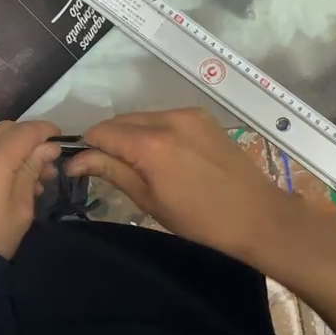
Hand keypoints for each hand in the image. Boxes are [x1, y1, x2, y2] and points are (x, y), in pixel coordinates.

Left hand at [0, 119, 60, 259]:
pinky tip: (5, 174)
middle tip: (45, 162)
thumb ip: (33, 171)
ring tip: (28, 173)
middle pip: (6, 128)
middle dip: (28, 138)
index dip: (45, 131)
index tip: (59, 139)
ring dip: (11, 145)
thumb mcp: (21, 209)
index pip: (24, 132)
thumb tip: (48, 147)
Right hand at [66, 108, 313, 263]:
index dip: (87, 147)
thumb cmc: (200, 220)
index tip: (82, 166)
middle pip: (119, 121)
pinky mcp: (201, 116)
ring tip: (136, 163)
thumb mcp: (148, 200)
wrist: (260, 217)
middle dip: (107, 140)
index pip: (101, 132)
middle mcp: (167, 119)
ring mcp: (186, 114)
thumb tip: (76, 160)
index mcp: (151, 143)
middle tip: (107, 167)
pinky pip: (163, 117)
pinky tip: (162, 154)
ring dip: (129, 135)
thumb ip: (111, 171)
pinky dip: (153, 131)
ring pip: (140, 117)